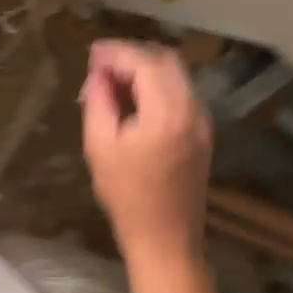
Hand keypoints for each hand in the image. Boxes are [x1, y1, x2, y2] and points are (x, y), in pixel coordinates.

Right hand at [81, 40, 212, 260]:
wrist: (166, 239)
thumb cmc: (127, 194)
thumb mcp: (99, 144)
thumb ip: (98, 100)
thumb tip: (98, 74)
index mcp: (167, 113)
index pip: (144, 62)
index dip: (116, 52)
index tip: (90, 55)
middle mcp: (192, 111)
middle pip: (166, 61)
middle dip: (132, 54)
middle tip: (99, 64)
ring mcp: (202, 123)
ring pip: (176, 75)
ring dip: (144, 68)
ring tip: (111, 80)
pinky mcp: (202, 134)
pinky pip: (180, 93)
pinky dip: (156, 84)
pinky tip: (131, 98)